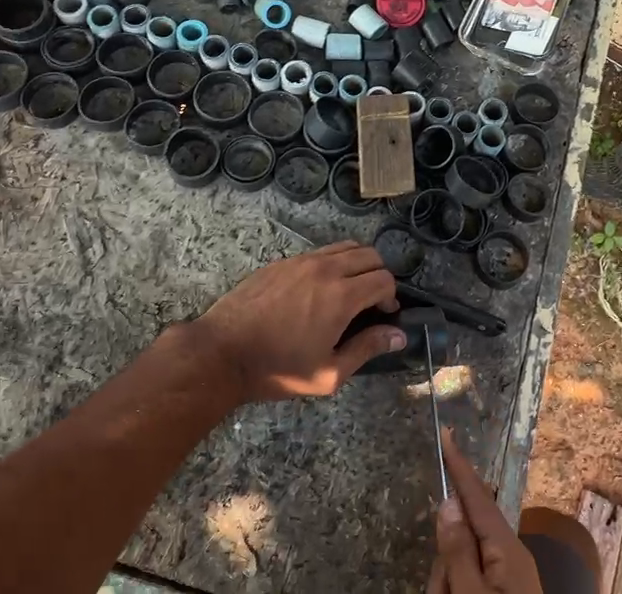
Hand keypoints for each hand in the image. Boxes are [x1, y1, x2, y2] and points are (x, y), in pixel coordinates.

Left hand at [189, 241, 404, 402]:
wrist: (222, 353)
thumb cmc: (278, 369)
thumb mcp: (328, 374)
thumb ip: (366, 349)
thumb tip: (398, 336)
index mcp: (341, 296)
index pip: (384, 278)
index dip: (391, 296)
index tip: (383, 315)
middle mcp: (325, 269)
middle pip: (369, 255)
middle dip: (378, 275)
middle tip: (370, 302)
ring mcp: (301, 261)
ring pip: (344, 247)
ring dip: (357, 264)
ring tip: (348, 291)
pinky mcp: (281, 262)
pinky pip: (318, 252)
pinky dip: (331, 263)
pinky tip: (318, 290)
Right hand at [427, 431, 542, 593]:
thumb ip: (458, 550)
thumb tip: (450, 502)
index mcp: (507, 548)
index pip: (478, 497)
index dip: (460, 466)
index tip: (447, 433)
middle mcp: (510, 554)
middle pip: (464, 535)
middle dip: (445, 563)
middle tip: (445, 591)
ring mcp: (508, 574)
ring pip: (461, 562)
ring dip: (448, 584)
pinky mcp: (504, 590)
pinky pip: (469, 580)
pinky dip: (456, 591)